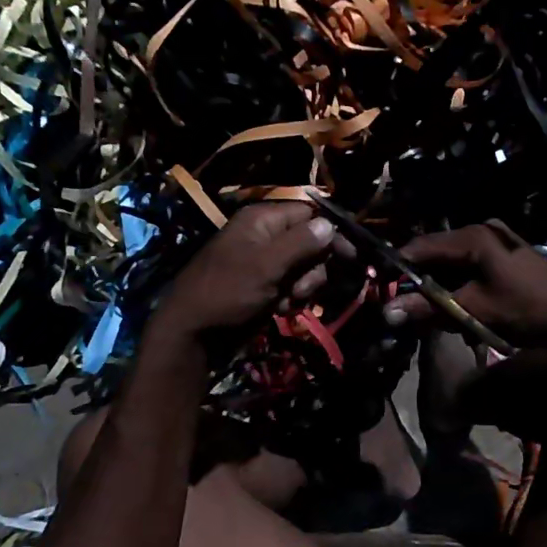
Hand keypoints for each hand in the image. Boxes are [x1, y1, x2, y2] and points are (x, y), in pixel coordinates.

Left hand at [154, 202, 337, 341]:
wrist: (195, 333)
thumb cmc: (227, 292)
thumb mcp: (266, 265)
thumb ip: (300, 243)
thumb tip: (329, 225)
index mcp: (262, 220)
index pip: (309, 213)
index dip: (331, 233)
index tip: (350, 256)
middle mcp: (266, 236)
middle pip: (312, 243)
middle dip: (314, 268)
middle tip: (300, 288)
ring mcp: (266, 263)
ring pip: (305, 269)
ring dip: (303, 287)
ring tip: (286, 302)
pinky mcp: (266, 286)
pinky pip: (293, 287)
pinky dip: (291, 299)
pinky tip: (279, 310)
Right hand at [380, 222, 546, 343]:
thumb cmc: (527, 310)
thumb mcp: (473, 310)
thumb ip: (428, 309)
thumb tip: (385, 312)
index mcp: (473, 237)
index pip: (420, 246)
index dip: (397, 268)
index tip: (379, 289)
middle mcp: (482, 231)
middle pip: (435, 255)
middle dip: (421, 285)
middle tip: (408, 310)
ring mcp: (495, 243)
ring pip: (451, 265)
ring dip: (441, 292)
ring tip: (438, 317)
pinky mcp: (504, 258)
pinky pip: (468, 270)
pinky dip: (459, 290)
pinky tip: (462, 313)